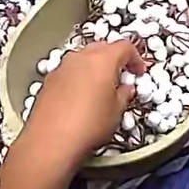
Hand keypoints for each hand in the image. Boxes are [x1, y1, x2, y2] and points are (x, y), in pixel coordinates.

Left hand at [9, 41, 145, 177]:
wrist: (50, 141)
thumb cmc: (89, 125)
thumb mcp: (116, 112)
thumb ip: (124, 94)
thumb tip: (125, 89)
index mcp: (103, 60)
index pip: (125, 47)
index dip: (136, 59)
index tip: (138, 72)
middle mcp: (81, 57)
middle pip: (102, 48)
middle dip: (114, 59)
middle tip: (122, 77)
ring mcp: (62, 66)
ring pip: (83, 58)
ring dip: (95, 67)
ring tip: (101, 87)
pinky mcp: (49, 79)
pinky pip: (69, 71)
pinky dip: (79, 77)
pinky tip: (81, 96)